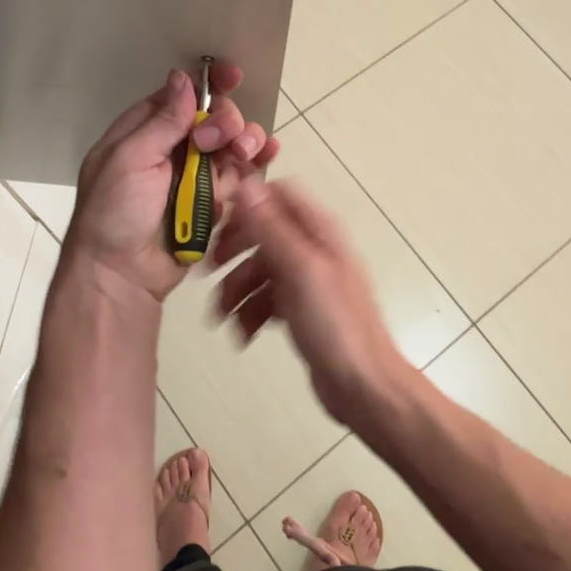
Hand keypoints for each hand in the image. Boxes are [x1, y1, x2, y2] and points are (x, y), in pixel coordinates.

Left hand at [66, 62, 278, 302]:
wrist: (122, 276)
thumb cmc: (114, 214)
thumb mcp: (129, 160)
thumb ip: (161, 122)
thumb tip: (182, 78)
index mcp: (143, 132)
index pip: (180, 95)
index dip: (207, 83)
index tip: (232, 76)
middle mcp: (171, 148)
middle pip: (213, 118)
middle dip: (224, 122)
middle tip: (215, 142)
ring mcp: (194, 175)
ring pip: (232, 144)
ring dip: (245, 140)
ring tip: (246, 152)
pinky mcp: (214, 201)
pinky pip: (240, 174)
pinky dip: (257, 162)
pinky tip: (270, 154)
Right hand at [212, 177, 414, 424]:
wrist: (362, 385)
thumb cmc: (334, 325)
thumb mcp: (300, 270)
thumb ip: (272, 227)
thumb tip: (246, 184)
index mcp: (320, 231)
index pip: (279, 195)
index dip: (248, 205)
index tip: (218, 226)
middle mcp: (314, 249)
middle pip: (264, 233)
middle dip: (234, 252)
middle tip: (208, 272)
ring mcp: (308, 281)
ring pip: (260, 270)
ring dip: (237, 289)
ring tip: (221, 317)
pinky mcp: (301, 310)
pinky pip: (266, 300)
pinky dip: (250, 313)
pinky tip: (243, 334)